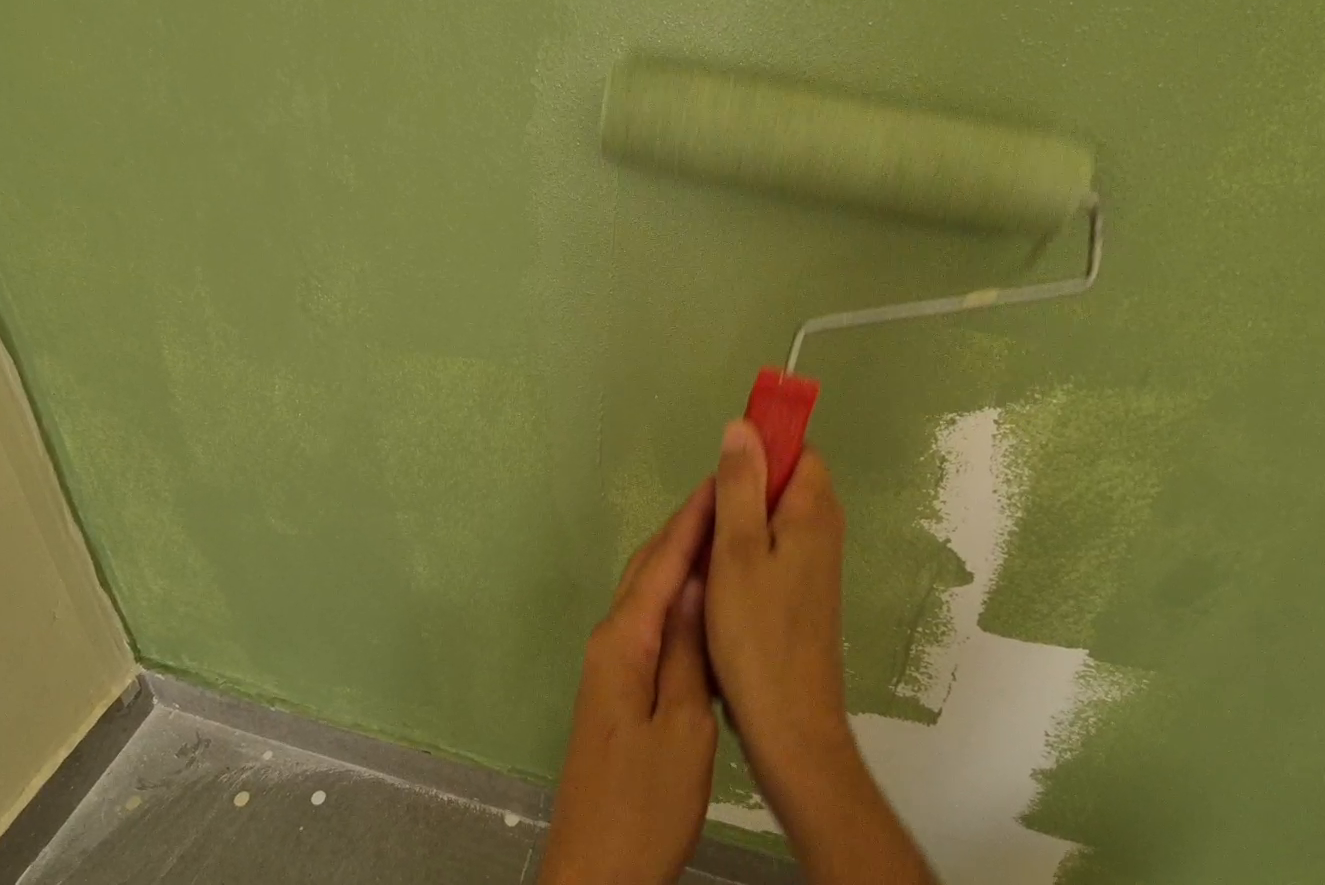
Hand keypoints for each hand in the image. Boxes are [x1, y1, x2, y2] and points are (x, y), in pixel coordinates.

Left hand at [539, 480, 718, 884]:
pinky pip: (645, 619)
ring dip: (677, 556)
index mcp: (623, 642)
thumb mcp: (682, 726)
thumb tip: (696, 581)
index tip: (721, 479)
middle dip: (684, 528)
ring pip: (644, 591)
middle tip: (725, 494)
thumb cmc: (647, 800)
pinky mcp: (615, 683)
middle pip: (647, 568)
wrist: (598, 864)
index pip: (662, 564)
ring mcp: (609, 662)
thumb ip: (685, 650)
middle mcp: (609, 640)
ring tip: (718, 530)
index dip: (692, 520)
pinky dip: (670, 593)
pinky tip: (695, 596)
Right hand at [706, 420, 934, 884]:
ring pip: (771, 520)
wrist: (788, 724)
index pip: (799, 450)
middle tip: (703, 522)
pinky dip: (741, 555)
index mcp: (814, 512)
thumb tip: (743, 425)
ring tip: (702, 556)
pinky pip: (770, 551)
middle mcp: (822, 532)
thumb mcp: (736, 550)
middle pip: (783, 484)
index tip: (720, 475)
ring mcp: (814, 566)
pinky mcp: (802, 594)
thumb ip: (739, 484)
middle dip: (739, 490)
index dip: (761, 448)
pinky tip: (714, 583)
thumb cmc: (756, 633)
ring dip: (735, 526)